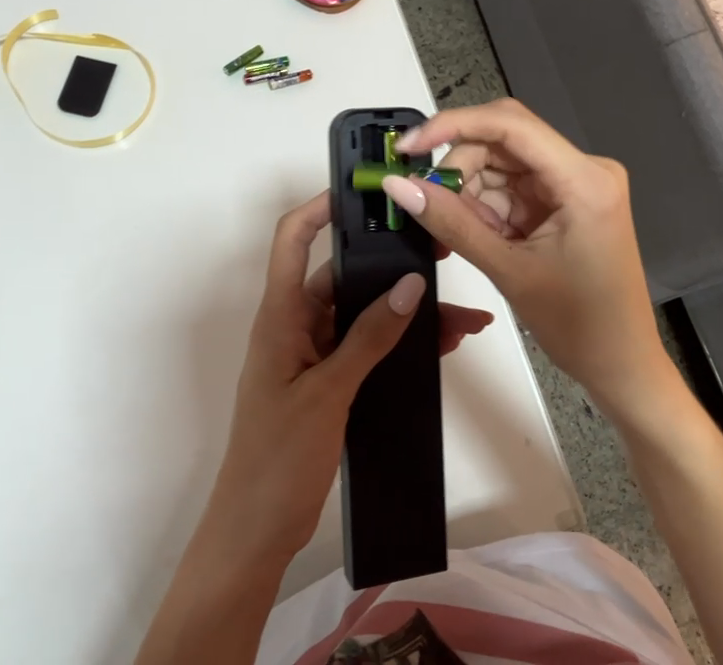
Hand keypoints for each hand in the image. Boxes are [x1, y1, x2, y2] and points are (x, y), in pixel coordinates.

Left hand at [200, 192, 492, 565]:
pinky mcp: (328, 384)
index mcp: (280, 316)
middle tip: (448, 261)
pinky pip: (367, 349)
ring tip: (466, 320)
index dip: (322, 207)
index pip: (292, 239)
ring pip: (364, 317)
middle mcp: (295, 326)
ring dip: (408, 315)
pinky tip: (443, 346)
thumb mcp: (328, 392)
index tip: (367, 193)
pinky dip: (401, 345)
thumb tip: (408, 285)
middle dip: (395, 272)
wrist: (257, 529)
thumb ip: (368, 337)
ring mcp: (312, 356)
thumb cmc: (278, 456)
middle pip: (345, 279)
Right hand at [381, 99, 665, 412]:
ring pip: (501, 165)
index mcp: (584, 179)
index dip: (452, 126)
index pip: (509, 125)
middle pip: (502, 142)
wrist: (621, 364)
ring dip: (470, 193)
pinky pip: (512, 188)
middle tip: (429, 206)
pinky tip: (480, 237)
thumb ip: (452, 222)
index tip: (407, 148)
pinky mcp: (564, 201)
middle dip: (460, 169)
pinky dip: (485, 208)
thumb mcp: (508, 270)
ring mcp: (574, 184)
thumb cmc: (579, 324)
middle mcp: (583, 169)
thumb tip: (397, 185)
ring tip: (459, 236)